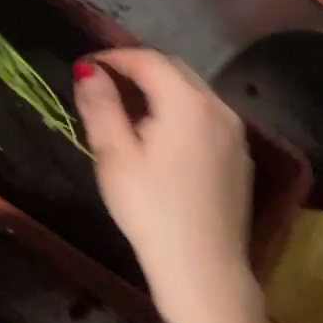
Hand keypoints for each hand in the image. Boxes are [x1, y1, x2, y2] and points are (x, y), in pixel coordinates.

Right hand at [73, 49, 253, 293]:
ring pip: (192, 92)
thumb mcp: (114, 154)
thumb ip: (100, 106)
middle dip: (136, 67)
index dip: (112, 56)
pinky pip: (204, 116)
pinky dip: (177, 110)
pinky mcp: (239, 157)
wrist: (202, 266)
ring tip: (124, 106)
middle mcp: (219, 108)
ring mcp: (235, 134)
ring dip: (158, 88)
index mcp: (187, 102)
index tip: (83, 66)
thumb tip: (88, 71)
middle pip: (175, 69)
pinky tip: (158, 135)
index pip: (147, 60)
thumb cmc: (149, 207)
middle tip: (100, 81)